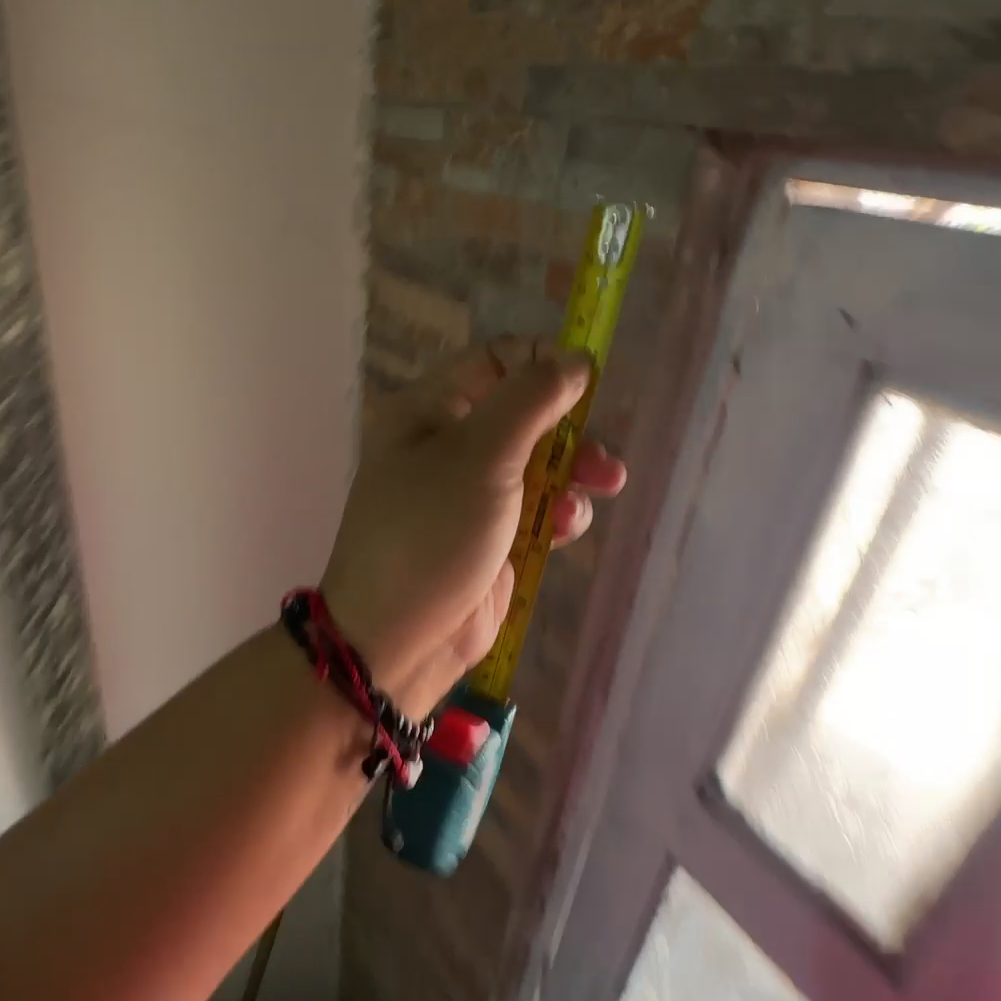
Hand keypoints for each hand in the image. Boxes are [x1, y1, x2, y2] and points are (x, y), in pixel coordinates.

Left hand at [319, 337, 628, 718]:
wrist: (397, 640)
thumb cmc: (432, 535)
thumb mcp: (480, 456)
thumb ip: (531, 400)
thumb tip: (574, 359)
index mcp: (428, 412)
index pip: (492, 362)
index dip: (542, 363)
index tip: (588, 381)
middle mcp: (446, 446)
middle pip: (523, 415)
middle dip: (570, 429)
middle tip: (602, 452)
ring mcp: (468, 497)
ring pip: (537, 465)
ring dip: (574, 473)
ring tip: (604, 488)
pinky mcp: (489, 540)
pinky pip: (535, 511)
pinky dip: (558, 514)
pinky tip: (567, 531)